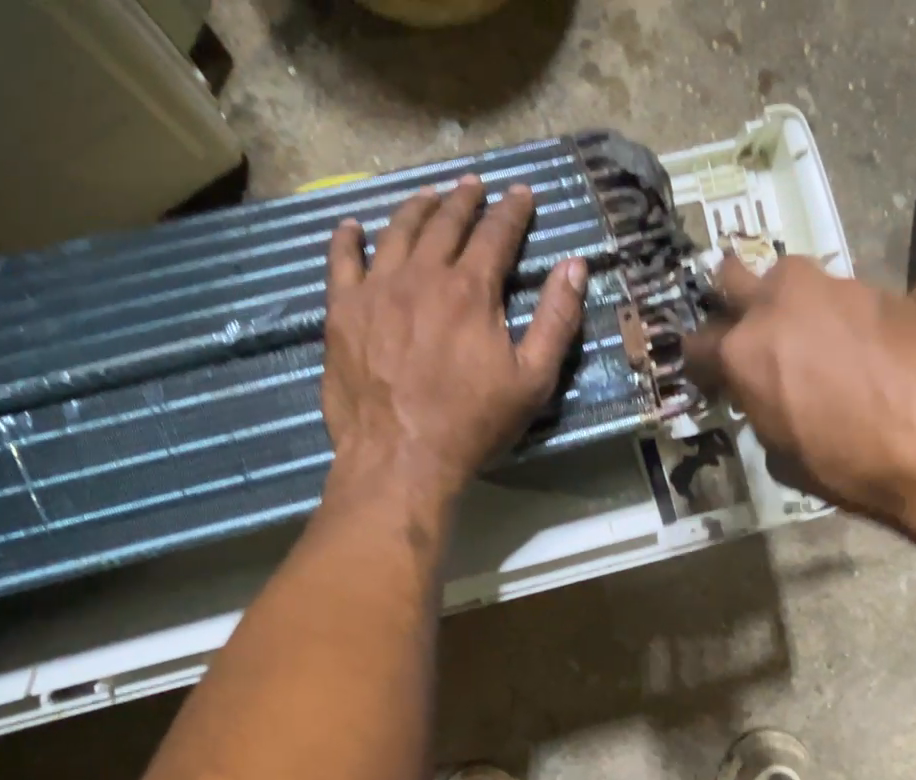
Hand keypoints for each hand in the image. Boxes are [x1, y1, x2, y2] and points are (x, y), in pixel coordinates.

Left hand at [323, 176, 587, 504]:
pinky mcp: (342, 312)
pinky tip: (352, 226)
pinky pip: (341, 262)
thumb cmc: (473, 424)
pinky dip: (348, 239)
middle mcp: (422, 276)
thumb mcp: (533, 380)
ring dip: (417, 208)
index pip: (496, 233)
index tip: (522, 193)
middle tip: (474, 185)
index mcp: (471, 290)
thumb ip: (557, 320)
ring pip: (396, 232)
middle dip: (464, 199)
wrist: (399, 459)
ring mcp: (376, 290)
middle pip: (445, 223)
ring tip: (428, 195)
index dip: (512, 210)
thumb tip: (575, 266)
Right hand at [684, 256, 915, 517]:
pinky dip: (839, 315)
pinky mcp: (878, 286)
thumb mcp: (784, 456)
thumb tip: (768, 400)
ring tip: (813, 338)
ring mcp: (830, 287)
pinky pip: (841, 295)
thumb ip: (762, 412)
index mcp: (742, 352)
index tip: (711, 375)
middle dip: (732, 301)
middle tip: (749, 330)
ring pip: (790, 279)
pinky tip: (862, 347)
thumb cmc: (852, 464)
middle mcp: (777, 304)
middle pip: (731, 278)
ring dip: (790, 303)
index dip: (701, 362)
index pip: (696, 343)